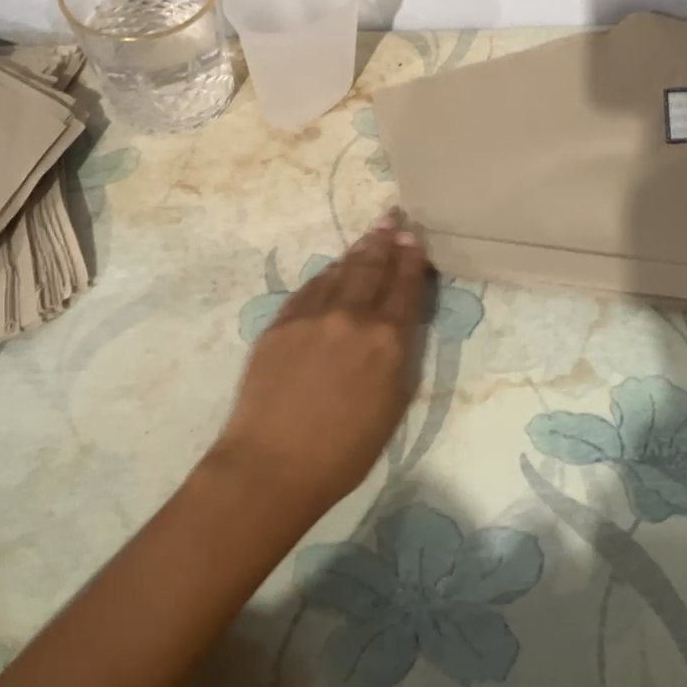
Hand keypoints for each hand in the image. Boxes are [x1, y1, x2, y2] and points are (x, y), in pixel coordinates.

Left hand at [209, 211, 428, 517]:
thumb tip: (398, 326)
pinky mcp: (280, 324)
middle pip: (372, 269)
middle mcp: (352, 318)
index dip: (411, 261)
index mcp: (387, 341)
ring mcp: (312, 316)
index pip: (405, 289)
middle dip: (386, 242)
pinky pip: (308, 288)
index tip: (415, 239)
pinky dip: (326, 274)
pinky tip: (332, 268)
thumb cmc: (343, 453)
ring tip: (370, 234)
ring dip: (357, 251)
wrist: (272, 466)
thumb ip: (398, 358)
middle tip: (394, 220)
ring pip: (339, 272)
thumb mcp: (392, 407)